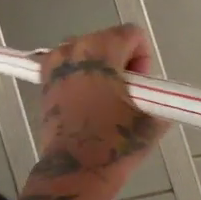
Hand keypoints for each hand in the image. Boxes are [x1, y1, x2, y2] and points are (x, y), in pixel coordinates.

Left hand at [29, 26, 165, 195]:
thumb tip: (153, 90)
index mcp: (100, 49)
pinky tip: (86, 101)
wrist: (76, 165)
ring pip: (85, 52)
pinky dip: (79, 76)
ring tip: (105, 100)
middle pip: (106, 39)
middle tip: (126, 95)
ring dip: (99, 67)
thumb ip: (157, 92)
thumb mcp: (153, 115)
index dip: (143, 57)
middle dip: (120, 61)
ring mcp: (53, 62)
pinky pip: (67, 66)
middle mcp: (72, 47)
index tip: (140, 85)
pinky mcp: (43, 80)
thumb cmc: (116, 139)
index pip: (131, 33)